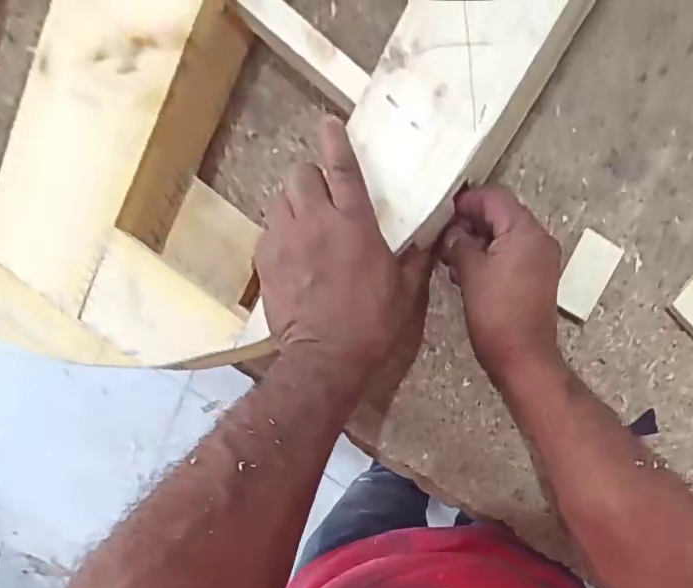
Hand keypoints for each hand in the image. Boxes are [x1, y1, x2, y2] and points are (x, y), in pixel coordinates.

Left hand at [256, 118, 432, 375]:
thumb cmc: (374, 328)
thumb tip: (426, 240)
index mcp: (355, 226)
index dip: (335, 141)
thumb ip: (415, 261)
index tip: (330, 125)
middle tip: (326, 199)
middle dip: (312, 178)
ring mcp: (285, 238)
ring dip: (295, 204)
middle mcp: (315, 221)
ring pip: (281, 198)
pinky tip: (297, 257)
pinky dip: (283, 235)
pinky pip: (270, 231)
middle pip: (301, 173)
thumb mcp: (407, 297)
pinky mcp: (266, 260)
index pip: (341, 167)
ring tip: (309, 227)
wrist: (327, 358)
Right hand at [437, 186, 562, 374]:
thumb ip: (458, 241)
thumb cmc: (497, 316)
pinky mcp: (537, 283)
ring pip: (504, 239)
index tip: (441, 216)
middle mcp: (539, 242)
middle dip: (470, 225)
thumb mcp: (470, 270)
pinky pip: (511, 259)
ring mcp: (541, 263)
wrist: (523, 360)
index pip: (493, 197)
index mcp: (526, 231)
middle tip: (444, 241)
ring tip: (452, 262)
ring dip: (477, 245)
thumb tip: (454, 234)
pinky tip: (467, 276)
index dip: (464, 203)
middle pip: (500, 216)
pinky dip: (490, 261)